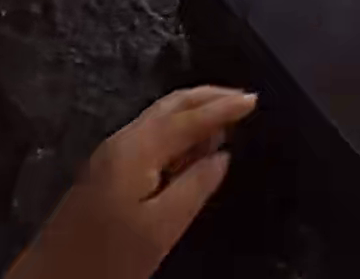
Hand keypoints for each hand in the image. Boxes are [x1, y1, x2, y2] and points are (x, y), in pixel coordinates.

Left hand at [6, 87, 257, 278]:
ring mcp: (111, 154)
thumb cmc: (104, 263)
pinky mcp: (105, 170)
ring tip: (225, 118)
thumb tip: (221, 155)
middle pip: (174, 104)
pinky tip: (192, 144)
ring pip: (163, 115)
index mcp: (138, 149)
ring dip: (196, 110)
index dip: (225, 108)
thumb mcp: (159, 231)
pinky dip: (180, 126)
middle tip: (243, 99)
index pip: (191, 118)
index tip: (255, 99)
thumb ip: (196, 186)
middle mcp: (124, 140)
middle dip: (211, 97)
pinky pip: (153, 131)